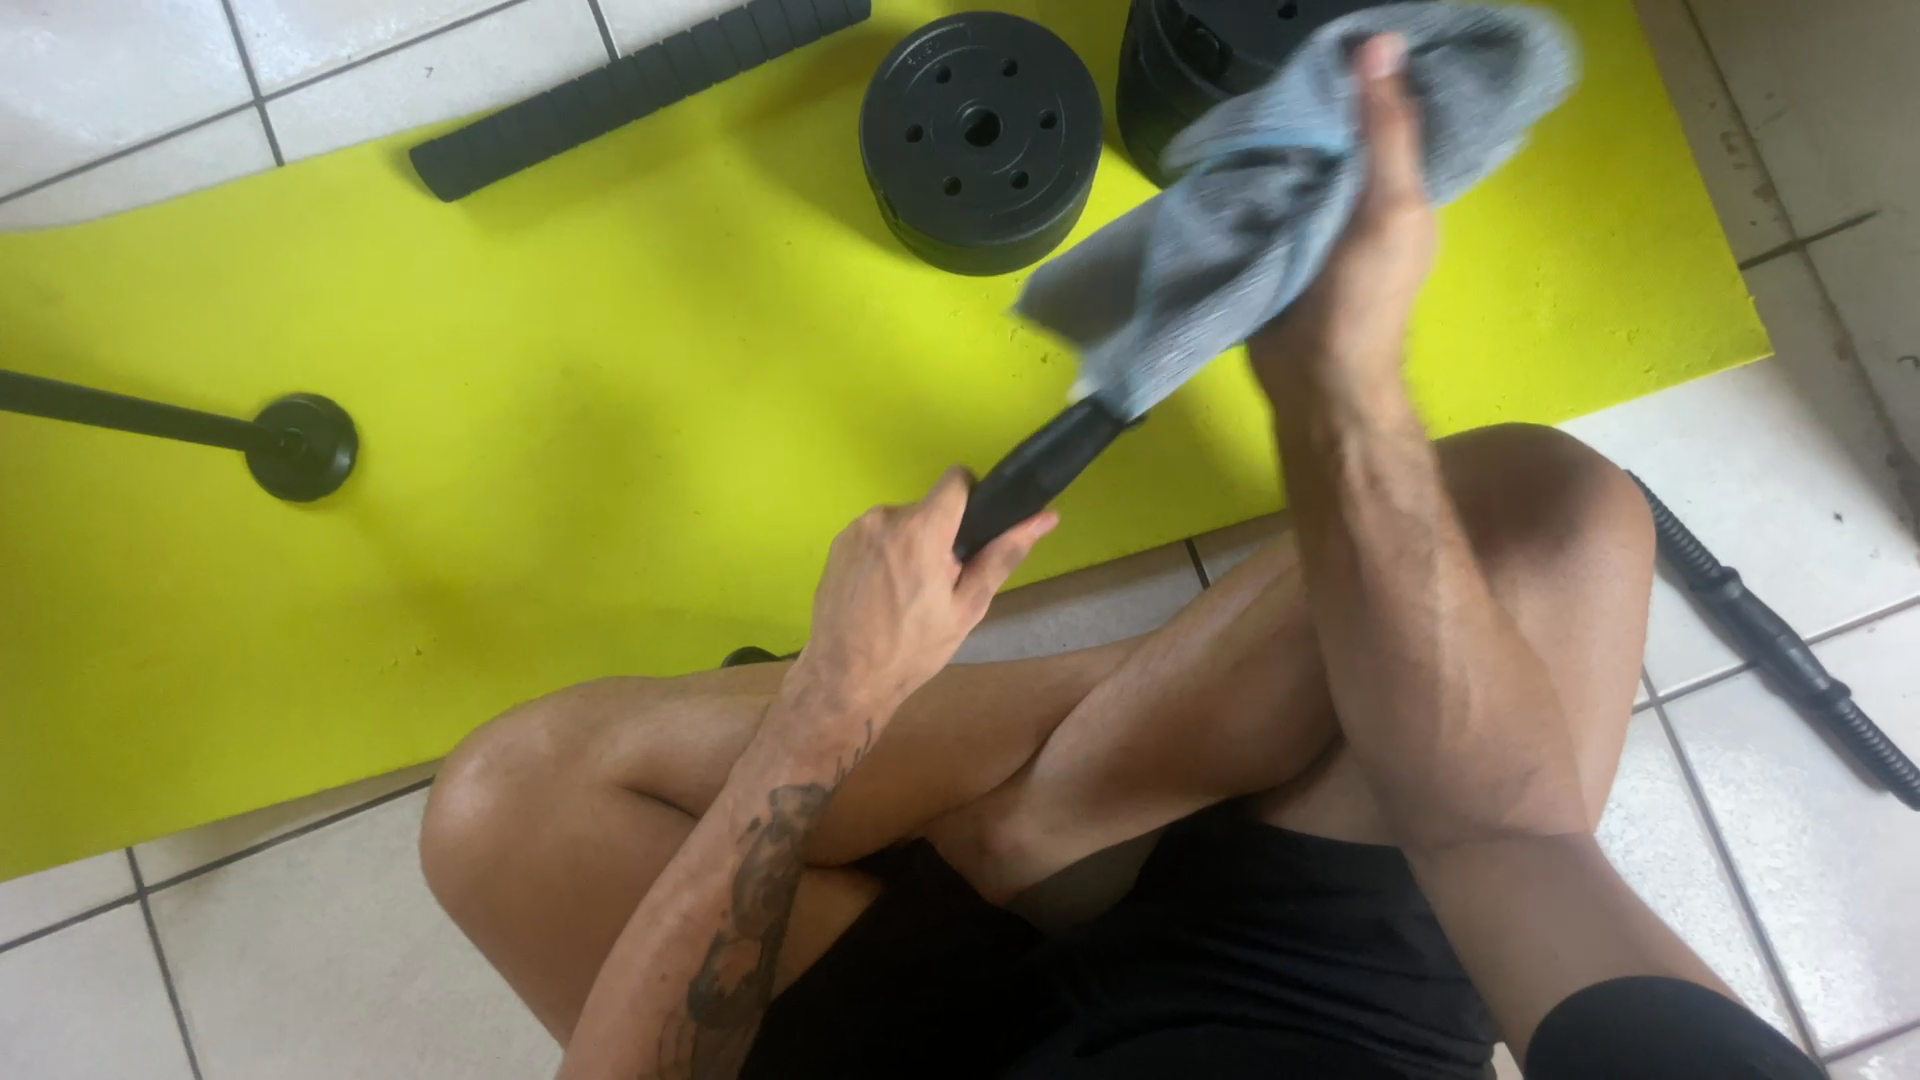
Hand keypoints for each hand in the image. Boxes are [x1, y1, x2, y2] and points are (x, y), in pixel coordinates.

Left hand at [791, 468, 1057, 718]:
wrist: (845, 677)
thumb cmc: (913, 648)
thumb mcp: (968, 606)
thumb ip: (1004, 555)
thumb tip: (1045, 517)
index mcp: (921, 529)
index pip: (957, 479)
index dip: (972, 497)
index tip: (972, 532)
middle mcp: (885, 517)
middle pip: (929, 508)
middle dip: (940, 535)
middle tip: (938, 583)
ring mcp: (856, 529)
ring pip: (901, 523)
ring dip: (911, 545)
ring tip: (907, 593)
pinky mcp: (837, 543)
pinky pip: (875, 536)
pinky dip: (885, 555)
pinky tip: (881, 593)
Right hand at [1250, 34, 1435, 395]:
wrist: (1313, 377)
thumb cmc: (1362, 298)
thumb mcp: (1389, 206)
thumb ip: (1386, 132)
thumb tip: (1378, 43)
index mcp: (1400, 189)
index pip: (1389, 116)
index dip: (1368, 79)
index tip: (1331, 46)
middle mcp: (1358, 204)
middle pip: (1337, 141)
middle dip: (1312, 110)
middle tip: (1275, 75)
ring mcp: (1313, 230)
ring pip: (1297, 172)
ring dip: (1274, 146)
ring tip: (1245, 108)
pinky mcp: (1273, 251)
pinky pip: (1263, 205)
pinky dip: (1250, 185)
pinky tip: (1228, 159)